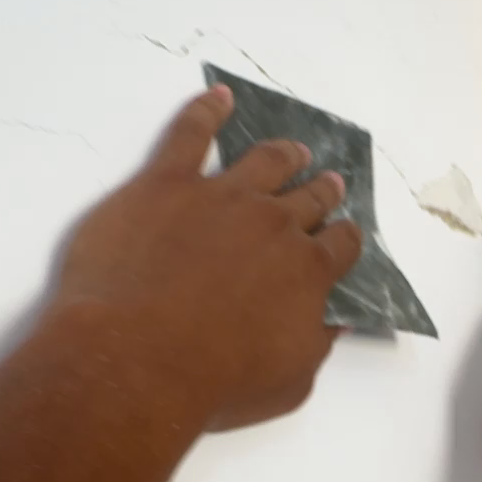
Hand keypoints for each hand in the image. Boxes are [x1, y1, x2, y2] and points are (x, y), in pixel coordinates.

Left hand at [54, 85, 362, 429]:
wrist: (137, 360)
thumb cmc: (218, 383)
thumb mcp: (291, 382)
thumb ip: (318, 344)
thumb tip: (337, 319)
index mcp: (307, 271)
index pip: (341, 244)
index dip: (345, 239)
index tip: (343, 236)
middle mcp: (274, 224)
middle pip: (308, 198)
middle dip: (323, 190)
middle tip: (329, 182)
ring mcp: (221, 196)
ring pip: (264, 162)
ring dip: (285, 154)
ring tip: (295, 149)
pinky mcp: (165, 183)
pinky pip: (190, 133)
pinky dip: (207, 110)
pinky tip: (218, 98)